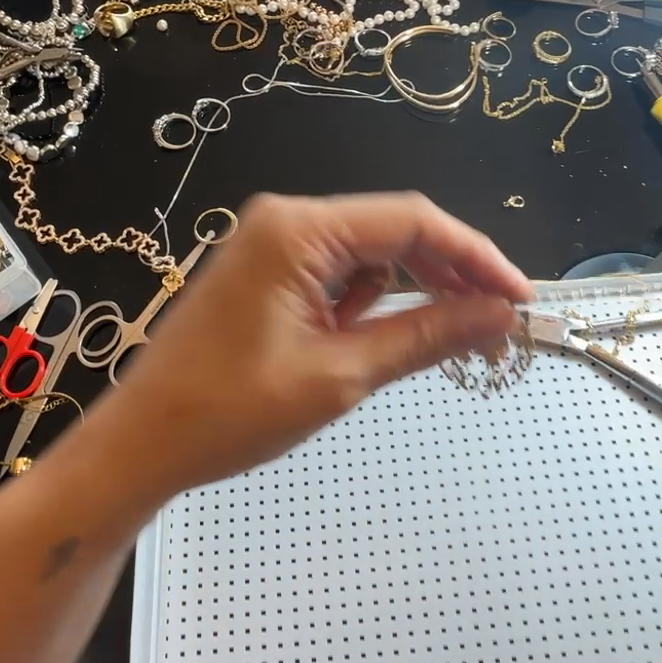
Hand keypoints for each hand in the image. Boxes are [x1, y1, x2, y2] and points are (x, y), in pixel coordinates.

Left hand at [87, 192, 531, 498]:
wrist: (142, 443)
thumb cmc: (230, 412)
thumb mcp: (341, 375)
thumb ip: (426, 335)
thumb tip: (497, 316)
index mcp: (298, 228)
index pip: (411, 221)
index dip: (475, 256)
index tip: (519, 298)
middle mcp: (286, 219)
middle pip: (392, 230)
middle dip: (447, 274)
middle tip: (495, 324)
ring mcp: (272, 242)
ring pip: (368, 252)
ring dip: (409, 290)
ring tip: (443, 338)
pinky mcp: (266, 269)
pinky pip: (337, 270)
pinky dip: (367, 300)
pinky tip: (369, 336)